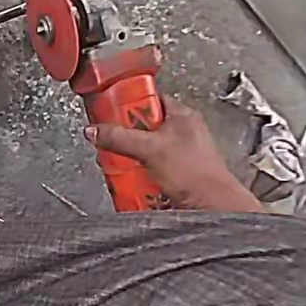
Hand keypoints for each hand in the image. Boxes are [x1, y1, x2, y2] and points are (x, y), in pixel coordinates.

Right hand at [85, 97, 264, 212]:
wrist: (212, 206)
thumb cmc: (195, 173)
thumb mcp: (149, 149)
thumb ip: (118, 138)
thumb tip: (93, 131)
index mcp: (181, 115)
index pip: (148, 99)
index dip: (127, 104)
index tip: (109, 112)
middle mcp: (181, 131)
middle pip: (141, 126)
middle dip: (123, 136)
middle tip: (113, 143)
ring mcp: (178, 152)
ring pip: (143, 147)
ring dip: (128, 156)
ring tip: (120, 163)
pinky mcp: (174, 171)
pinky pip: (148, 165)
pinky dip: (137, 171)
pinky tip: (131, 178)